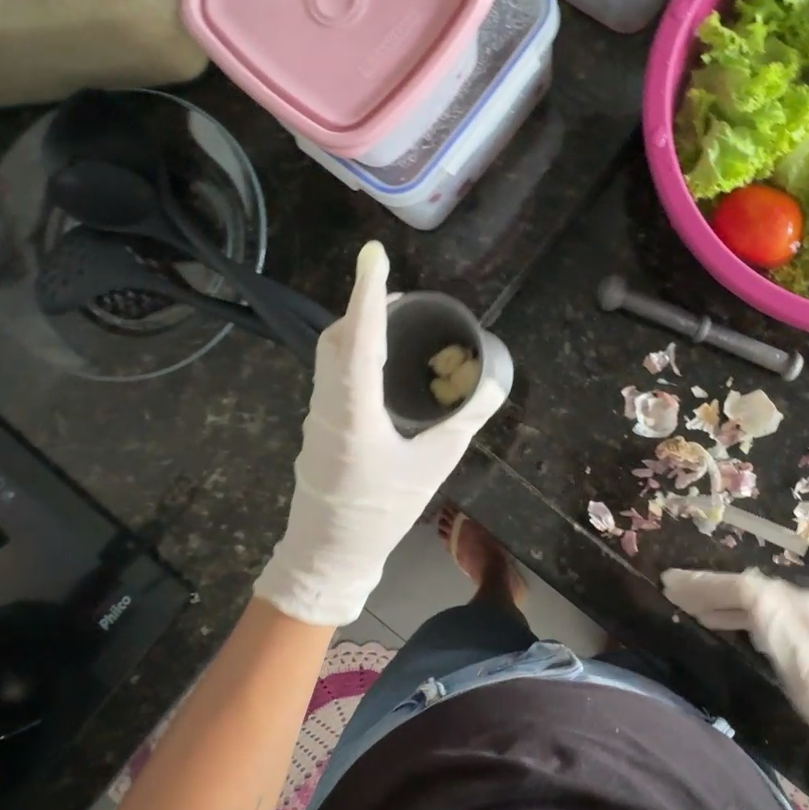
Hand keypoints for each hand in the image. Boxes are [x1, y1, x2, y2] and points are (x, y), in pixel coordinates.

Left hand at [255, 242, 508, 626]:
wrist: (327, 555)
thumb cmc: (379, 512)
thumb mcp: (431, 467)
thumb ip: (461, 424)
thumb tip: (491, 386)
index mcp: (354, 410)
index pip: (359, 339)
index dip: (367, 293)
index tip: (373, 254)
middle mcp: (328, 403)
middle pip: (338, 337)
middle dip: (365, 306)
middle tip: (401, 291)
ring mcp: (317, 414)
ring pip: (330, 354)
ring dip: (357, 328)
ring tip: (395, 320)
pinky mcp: (319, 425)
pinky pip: (332, 372)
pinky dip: (353, 352)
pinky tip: (379, 362)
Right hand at [663, 569, 808, 752]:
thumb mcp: (797, 655)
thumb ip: (768, 617)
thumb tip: (739, 585)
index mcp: (793, 603)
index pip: (740, 584)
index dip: (704, 582)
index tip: (670, 581)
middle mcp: (796, 602)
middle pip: (743, 587)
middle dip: (705, 586)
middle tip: (670, 587)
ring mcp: (799, 618)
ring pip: (748, 600)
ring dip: (716, 600)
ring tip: (685, 604)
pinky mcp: (798, 635)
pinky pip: (755, 614)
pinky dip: (731, 614)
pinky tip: (718, 621)